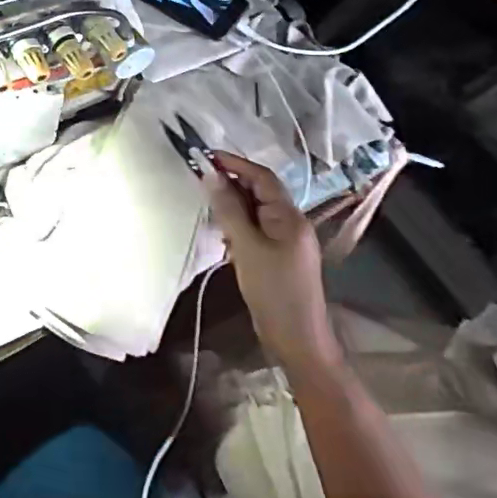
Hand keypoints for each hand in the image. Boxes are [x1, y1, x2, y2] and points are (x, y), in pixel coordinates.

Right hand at [199, 151, 340, 372]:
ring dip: (231, 202)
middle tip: (199, 177)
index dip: (234, 163)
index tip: (204, 156)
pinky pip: (254, 227)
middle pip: (259, 191)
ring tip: (205, 200)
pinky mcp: (276, 255)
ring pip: (255, 209)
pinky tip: (220, 228)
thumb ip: (228, 208)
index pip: (262, 177)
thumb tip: (210, 174)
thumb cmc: (274, 290)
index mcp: (290, 217)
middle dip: (230, 181)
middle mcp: (290, 223)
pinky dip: (236, 221)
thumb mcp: (246, 246)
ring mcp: (285, 240)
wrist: (297, 340)